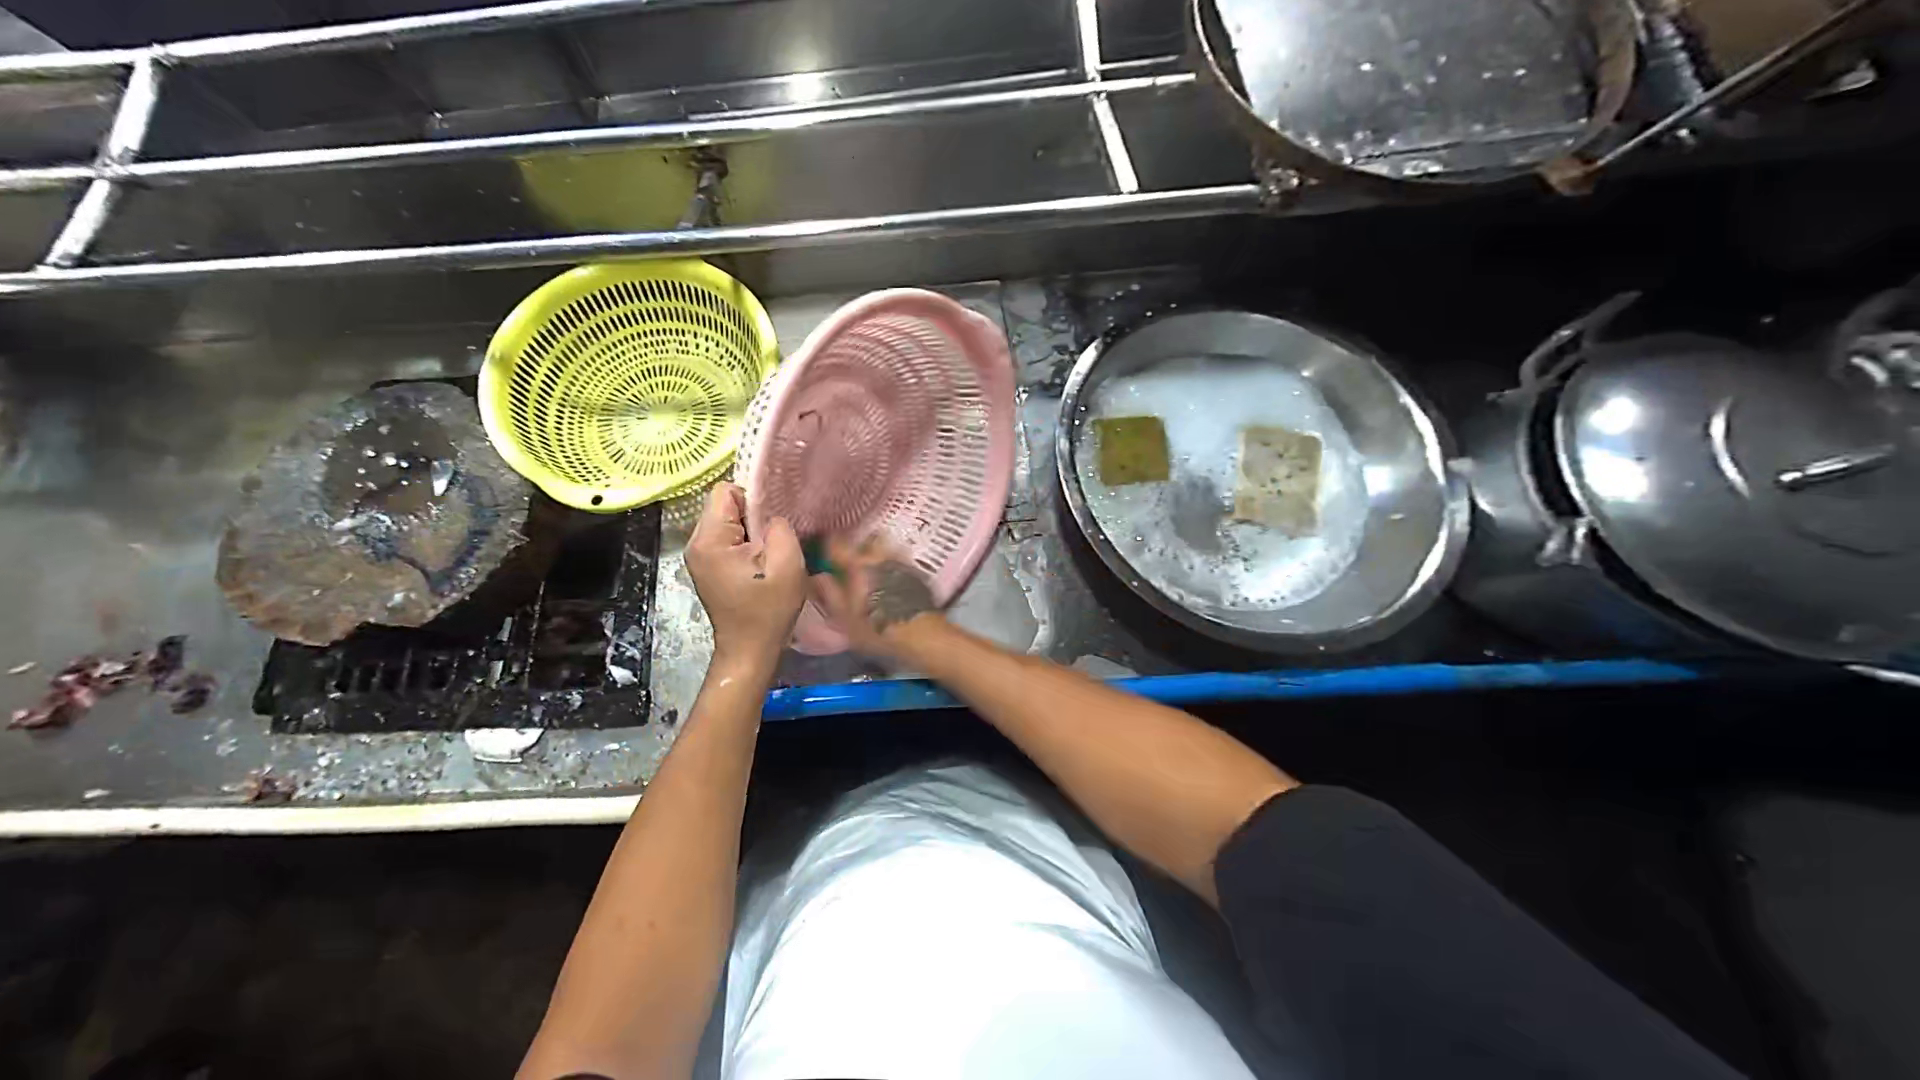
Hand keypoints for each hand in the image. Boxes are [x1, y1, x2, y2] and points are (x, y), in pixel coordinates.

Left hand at [685, 482, 805, 671]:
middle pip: (723, 505)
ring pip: (726, 521)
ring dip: (750, 531)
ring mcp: (699, 556)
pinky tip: (759, 564)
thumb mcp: (786, 565)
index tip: (771, 523)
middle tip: (772, 541)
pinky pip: (726, 538)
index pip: (725, 491)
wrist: (749, 650)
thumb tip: (771, 514)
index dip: (753, 498)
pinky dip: (744, 544)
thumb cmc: (768, 610)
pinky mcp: (707, 566)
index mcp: (710, 540)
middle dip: (751, 515)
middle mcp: (696, 543)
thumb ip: (779, 527)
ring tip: (767, 554)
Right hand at [811, 536, 941, 659]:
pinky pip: (900, 557)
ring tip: (871, 563)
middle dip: (856, 543)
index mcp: (857, 566)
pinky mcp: (916, 571)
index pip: (837, 544)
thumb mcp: (845, 618)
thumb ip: (829, 594)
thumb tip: (817, 577)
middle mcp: (879, 557)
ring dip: (876, 549)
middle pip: (865, 539)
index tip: (824, 546)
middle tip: (849, 555)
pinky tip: (890, 574)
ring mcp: (900, 561)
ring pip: (885, 545)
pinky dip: (892, 561)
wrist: (921, 634)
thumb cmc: (877, 628)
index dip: (828, 543)